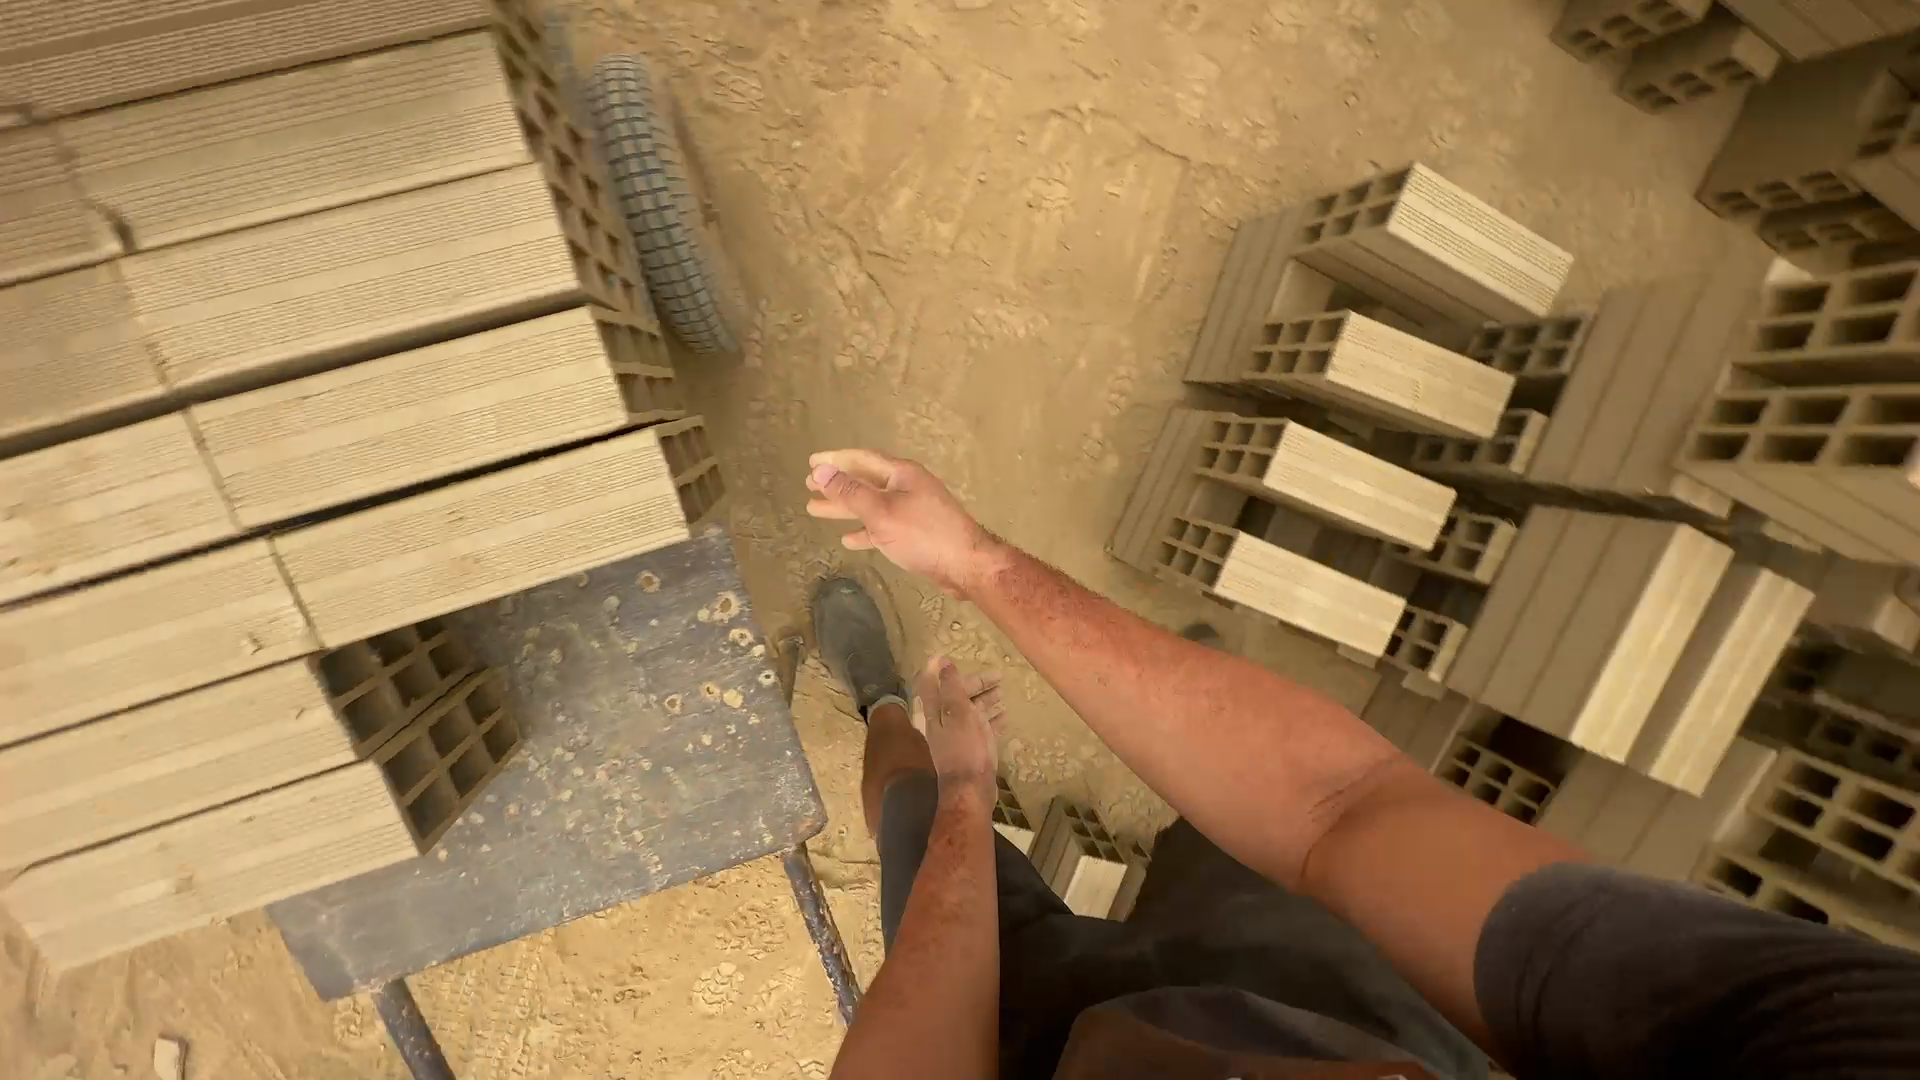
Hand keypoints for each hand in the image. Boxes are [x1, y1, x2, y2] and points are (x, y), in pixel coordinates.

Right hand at [806, 450, 1008, 596]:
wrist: (965, 564)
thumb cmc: (922, 534)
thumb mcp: (881, 511)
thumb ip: (850, 492)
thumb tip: (821, 470)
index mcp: (901, 474)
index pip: (861, 459)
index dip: (835, 460)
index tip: (811, 462)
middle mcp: (907, 487)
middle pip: (865, 481)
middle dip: (836, 484)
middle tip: (808, 485)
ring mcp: (913, 510)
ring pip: (871, 505)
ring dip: (844, 507)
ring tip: (816, 509)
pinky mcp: (916, 533)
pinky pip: (883, 526)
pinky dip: (865, 530)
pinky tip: (848, 539)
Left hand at [912, 656, 1003, 803]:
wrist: (970, 790)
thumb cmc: (963, 749)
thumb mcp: (957, 714)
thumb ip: (951, 688)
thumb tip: (943, 663)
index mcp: (936, 712)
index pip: (932, 684)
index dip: (938, 669)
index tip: (948, 656)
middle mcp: (944, 722)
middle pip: (958, 696)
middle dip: (976, 684)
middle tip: (998, 676)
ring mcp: (959, 736)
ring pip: (972, 711)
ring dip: (986, 700)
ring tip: (1002, 692)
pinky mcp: (973, 749)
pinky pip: (982, 728)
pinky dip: (992, 719)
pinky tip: (1005, 716)